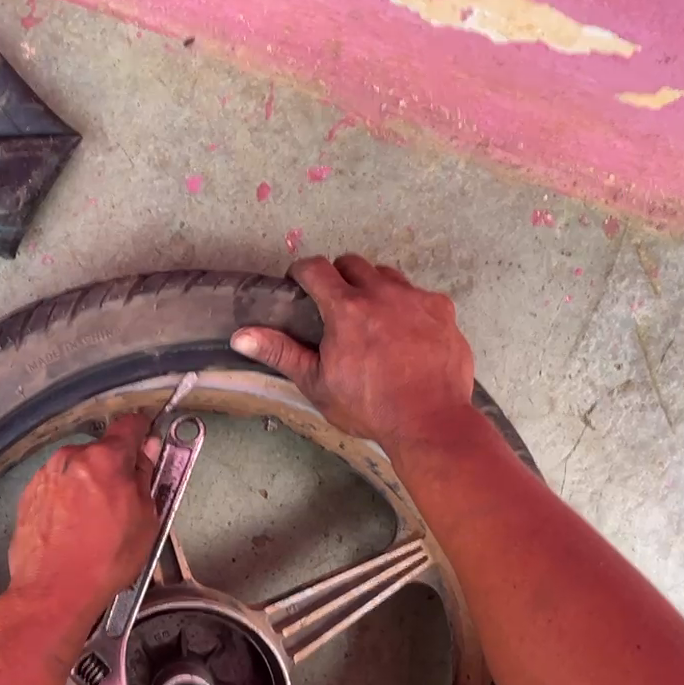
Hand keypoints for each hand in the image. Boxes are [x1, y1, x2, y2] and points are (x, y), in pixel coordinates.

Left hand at [6, 413, 159, 625]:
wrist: (54, 591)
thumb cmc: (102, 561)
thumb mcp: (146, 520)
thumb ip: (146, 477)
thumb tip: (147, 454)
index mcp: (106, 459)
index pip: (130, 425)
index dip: (143, 433)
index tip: (147, 443)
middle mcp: (72, 458)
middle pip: (102, 451)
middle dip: (115, 470)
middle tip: (125, 502)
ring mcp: (47, 476)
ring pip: (78, 470)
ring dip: (89, 486)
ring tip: (97, 525)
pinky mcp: (30, 495)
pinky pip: (58, 488)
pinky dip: (68, 501)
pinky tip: (75, 530)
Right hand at [232, 255, 476, 454]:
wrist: (430, 421)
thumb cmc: (368, 406)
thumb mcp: (317, 383)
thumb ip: (281, 353)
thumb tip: (240, 336)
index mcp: (346, 309)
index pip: (316, 268)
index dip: (302, 272)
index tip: (298, 283)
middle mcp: (383, 294)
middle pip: (352, 263)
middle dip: (337, 276)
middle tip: (333, 304)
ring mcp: (417, 299)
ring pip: (387, 276)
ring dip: (372, 288)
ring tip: (370, 318)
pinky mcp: (443, 310)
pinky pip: (419, 296)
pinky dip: (406, 307)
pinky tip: (404, 335)